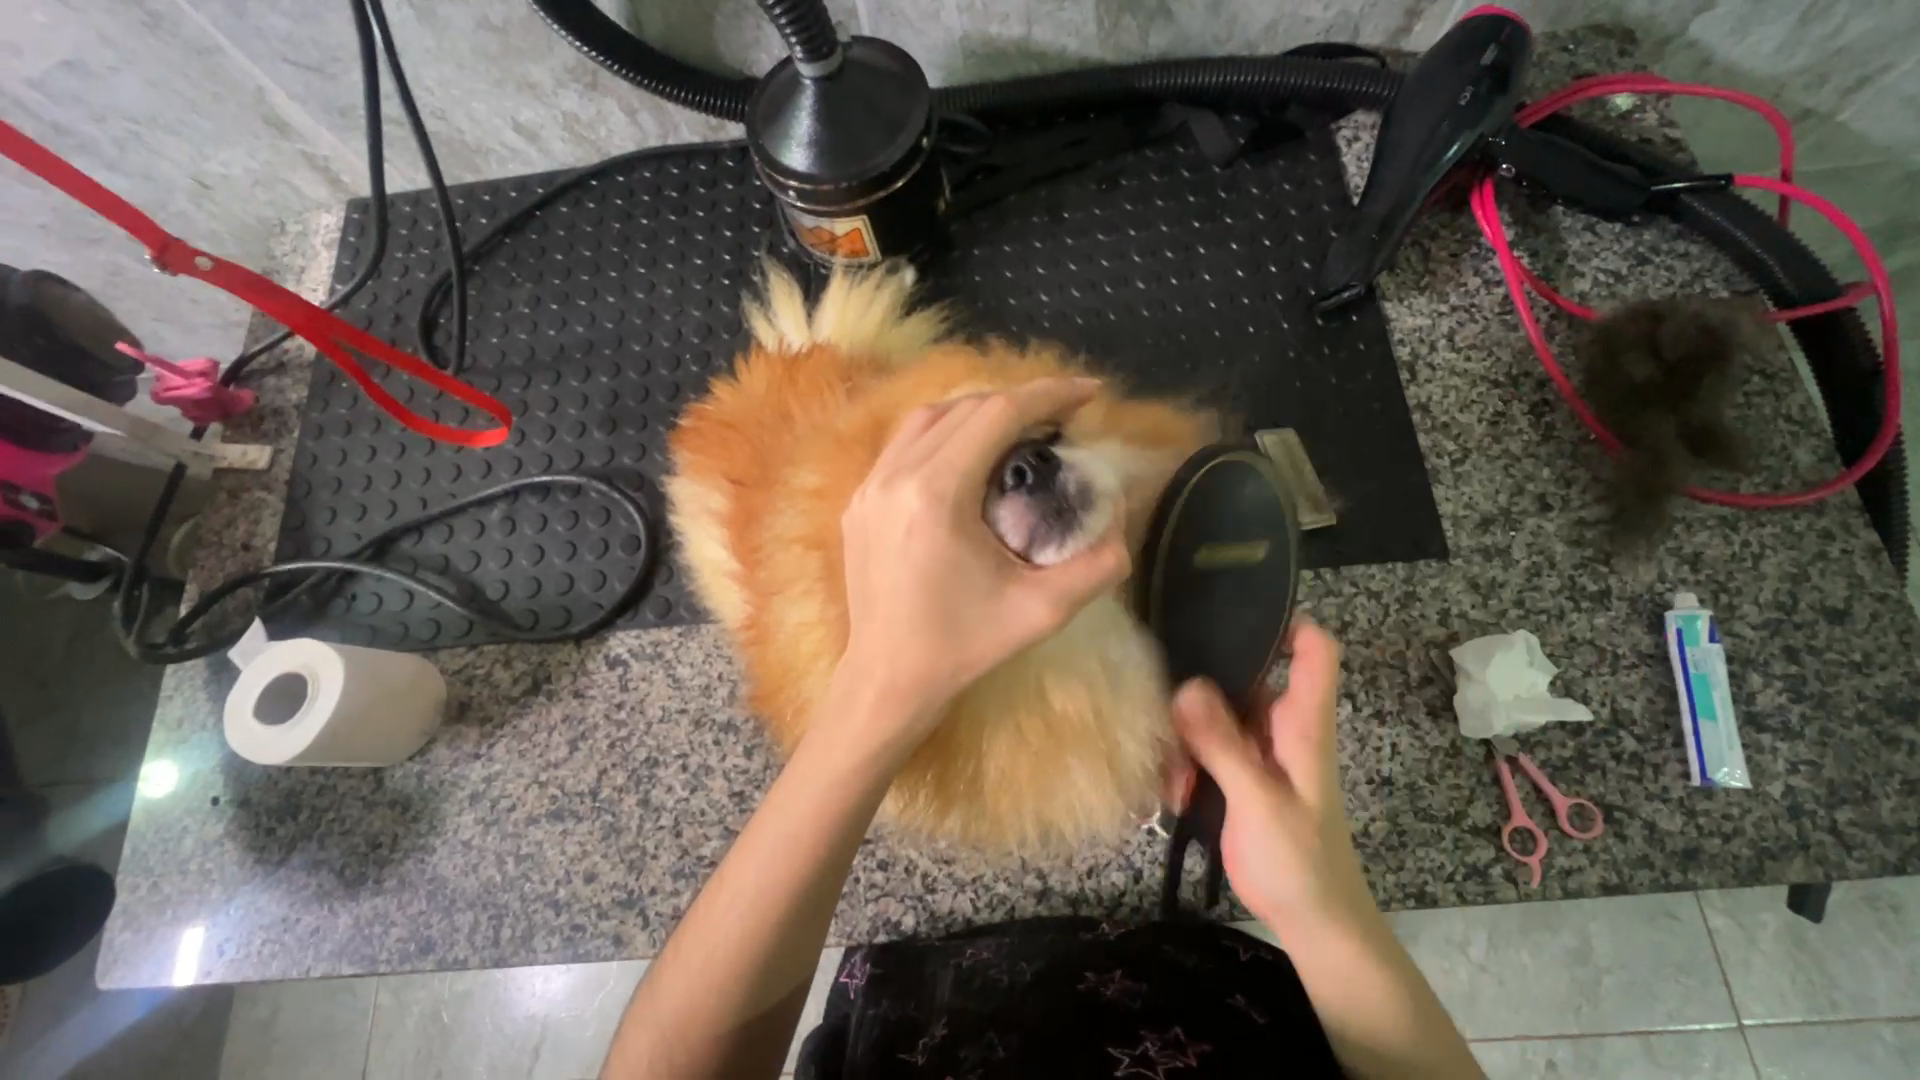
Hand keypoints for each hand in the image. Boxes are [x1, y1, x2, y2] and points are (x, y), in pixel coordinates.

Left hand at [830, 378, 1130, 760]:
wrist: (888, 679)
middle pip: (963, 407)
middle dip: (1019, 401)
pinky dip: (943, 435)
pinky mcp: (858, 503)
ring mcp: (868, 487)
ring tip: (1020, 429)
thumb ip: (1097, 565)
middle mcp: (895, 476)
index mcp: (936, 494)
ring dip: (977, 412)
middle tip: (1062, 418)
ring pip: (927, 419)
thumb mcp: (1042, 611)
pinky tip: (969, 457)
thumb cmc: (964, 646)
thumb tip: (1121, 521)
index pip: (998, 414)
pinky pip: (903, 446)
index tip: (1089, 393)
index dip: (1049, 395)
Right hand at [1166, 620, 1378, 938]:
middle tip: (1164, 718)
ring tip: (1174, 781)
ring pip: (1211, 713)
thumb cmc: (1300, 861)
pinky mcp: (1236, 774)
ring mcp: (1256, 750)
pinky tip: (1174, 796)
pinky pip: (1201, 748)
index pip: (1314, 651)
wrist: (1312, 922)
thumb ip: (1223, 745)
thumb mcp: (1260, 802)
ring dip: (1185, 740)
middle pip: (1242, 676)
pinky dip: (1183, 765)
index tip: (1230, 611)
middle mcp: (1279, 725)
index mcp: (1303, 723)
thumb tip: (1184, 685)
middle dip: (1199, 692)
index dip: (1287, 621)